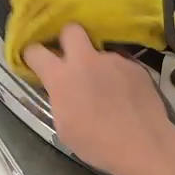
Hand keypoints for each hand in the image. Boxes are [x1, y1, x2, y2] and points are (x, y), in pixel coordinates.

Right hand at [22, 23, 174, 174]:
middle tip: (69, 59)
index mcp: (62, 77)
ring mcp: (113, 60)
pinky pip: (119, 65)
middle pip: (70, 29)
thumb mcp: (63, 126)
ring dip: (97, 65)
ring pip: (99, 52)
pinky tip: (124, 96)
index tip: (35, 63)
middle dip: (66, 39)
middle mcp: (86, 60)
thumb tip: (61, 91)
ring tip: (106, 90)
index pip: (36, 51)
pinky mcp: (135, 66)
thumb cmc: (96, 143)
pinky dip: (117, 76)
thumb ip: (59, 99)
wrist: (142, 145)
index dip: (32, 56)